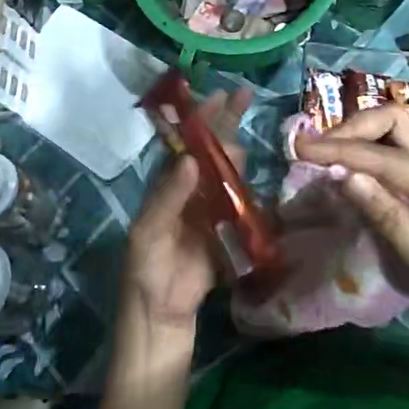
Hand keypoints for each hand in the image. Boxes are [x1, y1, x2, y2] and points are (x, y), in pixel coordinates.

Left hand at [126, 88, 253, 332]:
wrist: (161, 314)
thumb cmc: (146, 269)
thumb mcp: (149, 232)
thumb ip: (169, 197)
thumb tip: (191, 158)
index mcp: (168, 186)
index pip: (187, 145)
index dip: (203, 119)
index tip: (222, 94)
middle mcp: (190, 192)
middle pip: (212, 153)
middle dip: (226, 125)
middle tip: (246, 99)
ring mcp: (210, 212)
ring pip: (229, 176)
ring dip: (237, 158)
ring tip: (244, 145)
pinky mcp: (228, 234)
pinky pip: (242, 208)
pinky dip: (252, 195)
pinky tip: (262, 184)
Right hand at [295, 105, 408, 364]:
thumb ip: (392, 223)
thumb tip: (345, 177)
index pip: (388, 157)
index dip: (341, 149)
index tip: (300, 151)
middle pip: (395, 119)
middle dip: (350, 129)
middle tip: (314, 153)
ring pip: (395, 125)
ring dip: (357, 133)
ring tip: (325, 156)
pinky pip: (398, 142)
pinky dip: (367, 144)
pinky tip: (348, 165)